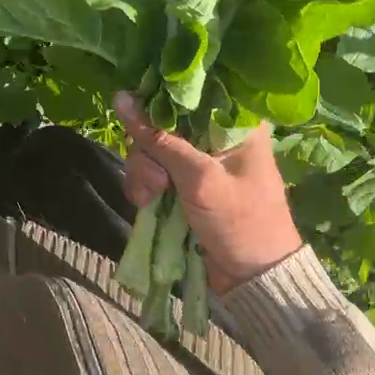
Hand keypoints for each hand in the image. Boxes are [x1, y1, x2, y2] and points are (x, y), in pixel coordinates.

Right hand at [115, 92, 303, 294]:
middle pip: (162, 119)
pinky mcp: (183, 181)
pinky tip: (146, 204)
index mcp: (236, 124)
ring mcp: (197, 159)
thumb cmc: (241, 223)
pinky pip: (151, 169)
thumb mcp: (198, 178)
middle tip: (157, 180)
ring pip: (151, 146)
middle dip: (149, 150)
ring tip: (150, 198)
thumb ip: (159, 137)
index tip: (144, 120)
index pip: (190, 91)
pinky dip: (144, 185)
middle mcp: (215, 134)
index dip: (159, 100)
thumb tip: (120, 96)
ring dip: (144, 172)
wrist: (255, 282)